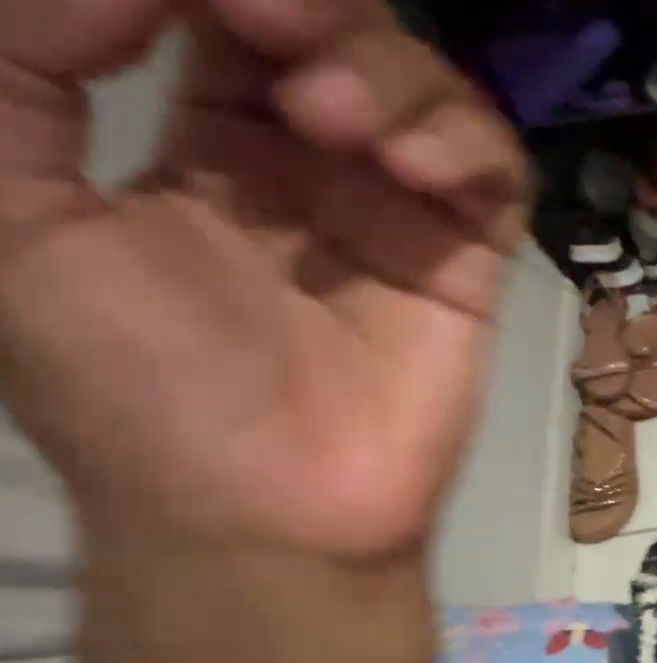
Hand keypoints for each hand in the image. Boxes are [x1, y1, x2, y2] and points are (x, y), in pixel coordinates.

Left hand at [0, 0, 529, 556]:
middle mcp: (316, 165)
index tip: (216, 1)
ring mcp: (403, 212)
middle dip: (315, 12)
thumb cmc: (131, 381)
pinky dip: (467, 148)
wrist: (265, 507)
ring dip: (388, 77)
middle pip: (342, 34)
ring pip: (427, 88)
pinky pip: (497, 173)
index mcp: (202, 145)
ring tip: (337, 127)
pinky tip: (415, 172)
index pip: (219, 18)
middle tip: (275, 27)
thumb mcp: (7, 211)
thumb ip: (23, 70)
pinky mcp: (471, 261)